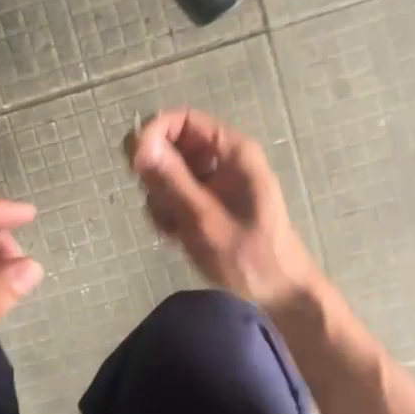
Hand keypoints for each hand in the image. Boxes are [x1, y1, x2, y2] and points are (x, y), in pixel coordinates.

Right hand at [127, 109, 320, 312]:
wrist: (278, 294)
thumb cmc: (249, 256)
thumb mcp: (204, 218)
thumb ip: (171, 180)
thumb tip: (137, 144)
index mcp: (233, 151)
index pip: (182, 119)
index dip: (154, 134)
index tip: (136, 164)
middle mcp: (223, 159)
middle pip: (171, 145)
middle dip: (157, 175)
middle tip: (162, 205)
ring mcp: (215, 181)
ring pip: (167, 173)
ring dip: (161, 199)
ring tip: (175, 228)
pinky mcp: (208, 201)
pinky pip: (174, 194)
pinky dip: (168, 212)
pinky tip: (177, 235)